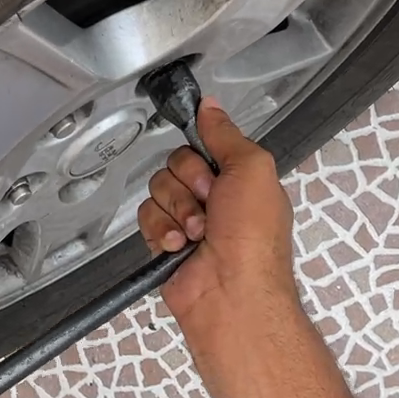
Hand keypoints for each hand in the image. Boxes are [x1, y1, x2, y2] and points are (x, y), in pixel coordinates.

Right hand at [136, 103, 301, 344]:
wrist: (231, 292)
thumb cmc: (252, 236)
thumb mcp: (251, 169)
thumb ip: (226, 134)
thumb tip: (209, 105)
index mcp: (238, 179)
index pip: (201, 146)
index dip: (201, 158)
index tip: (213, 176)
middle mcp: (213, 199)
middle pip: (174, 165)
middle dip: (188, 187)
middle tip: (209, 209)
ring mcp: (187, 222)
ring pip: (157, 190)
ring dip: (177, 211)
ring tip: (197, 235)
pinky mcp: (165, 243)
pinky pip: (146, 218)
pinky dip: (162, 232)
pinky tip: (179, 248)